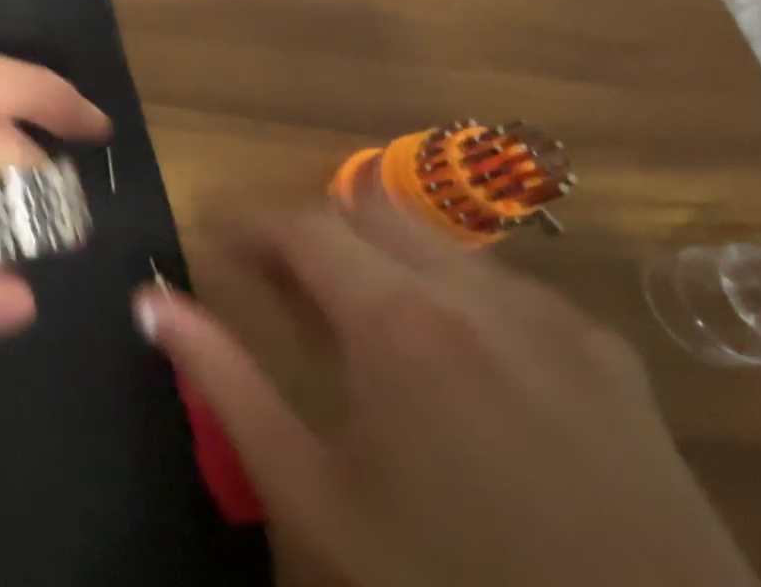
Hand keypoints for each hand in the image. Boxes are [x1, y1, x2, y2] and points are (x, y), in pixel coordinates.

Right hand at [134, 203, 757, 586]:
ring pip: (442, 241)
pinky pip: (506, 285)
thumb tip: (149, 301)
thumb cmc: (441, 572)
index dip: (244, 222)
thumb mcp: (307, 490)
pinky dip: (449, 288)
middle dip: (311, 227)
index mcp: (399, 321)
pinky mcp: (611, 359)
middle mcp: (481, 297)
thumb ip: (222, 381)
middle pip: (373, 209)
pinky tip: (446, 355)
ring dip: (379, 254)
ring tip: (350, 315)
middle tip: (273, 277)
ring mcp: (557, 321)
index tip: (208, 236)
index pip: (301, 226)